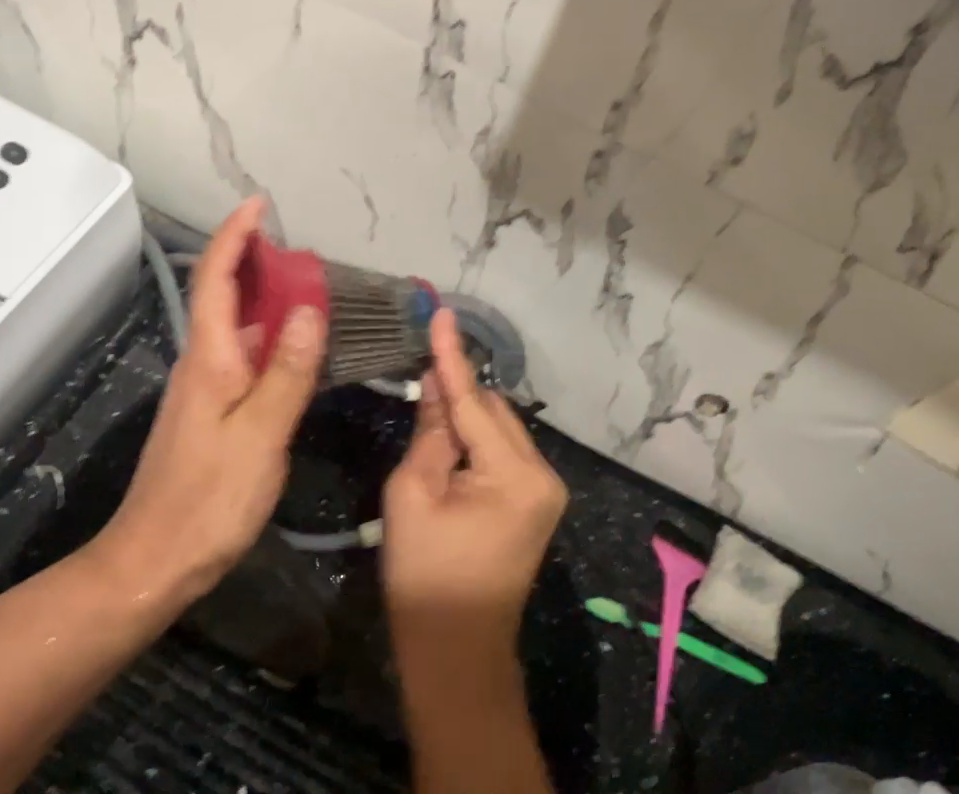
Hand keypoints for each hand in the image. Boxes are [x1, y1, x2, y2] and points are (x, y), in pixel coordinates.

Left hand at [91, 197, 325, 601]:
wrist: (157, 559)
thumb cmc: (210, 498)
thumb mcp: (260, 433)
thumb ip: (287, 371)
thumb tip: (310, 309)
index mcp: (209, 358)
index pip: (216, 279)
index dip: (235, 236)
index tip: (260, 204)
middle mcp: (201, 364)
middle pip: (225, 297)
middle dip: (257, 264)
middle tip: (305, 254)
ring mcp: (203, 392)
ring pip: (236, 331)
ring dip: (267, 305)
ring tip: (312, 295)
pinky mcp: (210, 417)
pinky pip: (243, 362)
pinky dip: (270, 345)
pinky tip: (296, 357)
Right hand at [382, 308, 567, 648]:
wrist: (456, 646)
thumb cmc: (424, 573)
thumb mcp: (412, 494)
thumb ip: (429, 432)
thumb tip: (436, 383)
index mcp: (514, 475)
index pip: (474, 401)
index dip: (451, 356)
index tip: (441, 312)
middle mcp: (543, 474)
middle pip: (493, 412)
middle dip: (456, 393)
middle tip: (416, 373)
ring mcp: (546, 490)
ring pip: (500, 430)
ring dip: (465, 416)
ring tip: (426, 406)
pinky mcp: (537, 503)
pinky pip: (504, 453)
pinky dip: (476, 441)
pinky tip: (448, 439)